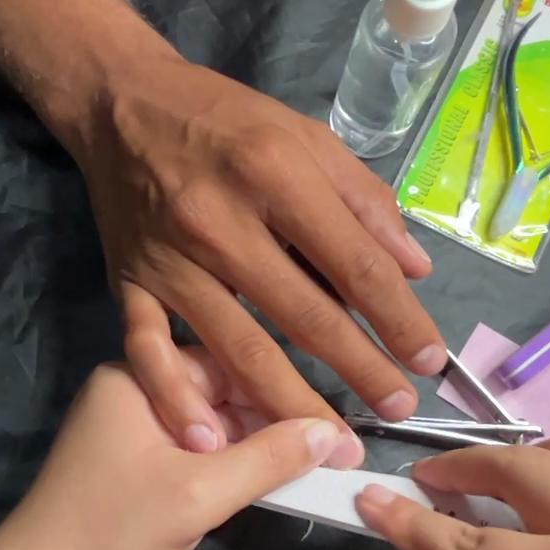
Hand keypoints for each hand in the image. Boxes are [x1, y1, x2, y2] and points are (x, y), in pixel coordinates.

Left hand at [0, 350, 338, 549]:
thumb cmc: (115, 528)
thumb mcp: (200, 492)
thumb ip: (269, 460)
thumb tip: (333, 434)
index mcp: (139, 374)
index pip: (228, 366)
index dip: (284, 397)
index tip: (336, 428)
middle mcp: (135, 388)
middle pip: (220, 394)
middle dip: (272, 426)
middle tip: (332, 455)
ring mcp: (132, 425)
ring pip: (211, 424)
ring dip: (253, 449)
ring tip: (307, 471)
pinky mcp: (134, 458)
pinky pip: (194, 448)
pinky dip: (227, 465)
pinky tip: (263, 480)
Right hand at [68, 52, 445, 467]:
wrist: (121, 104)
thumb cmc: (224, 118)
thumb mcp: (304, 134)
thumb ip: (363, 200)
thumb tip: (414, 269)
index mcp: (275, 174)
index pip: (353, 263)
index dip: (398, 317)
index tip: (428, 359)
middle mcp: (222, 223)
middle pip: (304, 316)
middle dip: (360, 369)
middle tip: (397, 409)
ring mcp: (171, 261)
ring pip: (239, 348)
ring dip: (291, 403)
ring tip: (333, 444)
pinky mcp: (131, 284)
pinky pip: (150, 351)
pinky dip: (176, 398)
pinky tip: (210, 442)